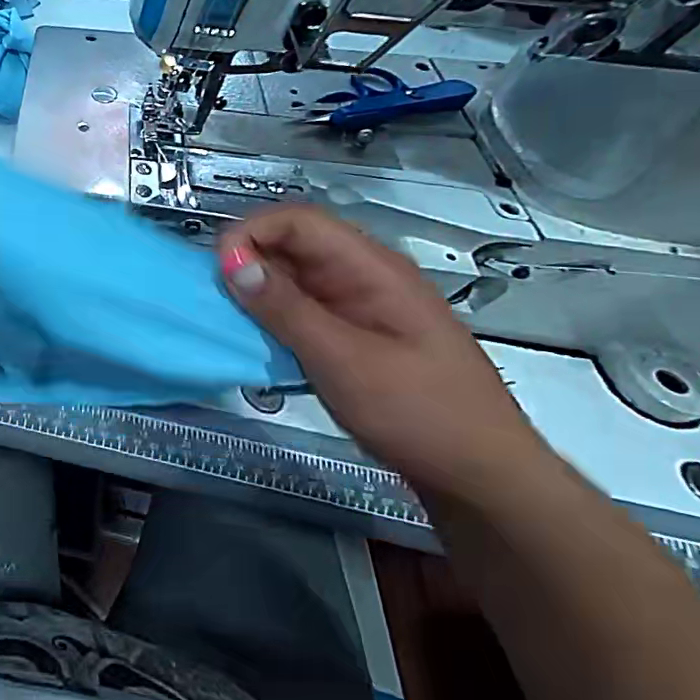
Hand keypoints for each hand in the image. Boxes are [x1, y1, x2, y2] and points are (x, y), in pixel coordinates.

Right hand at [217, 207, 552, 505]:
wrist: (483, 478)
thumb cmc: (420, 415)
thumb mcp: (344, 361)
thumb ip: (285, 309)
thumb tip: (232, 261)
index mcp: (371, 267)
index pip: (299, 221)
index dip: (252, 232)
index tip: (217, 269)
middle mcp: (364, 275)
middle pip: (295, 244)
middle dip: (249, 261)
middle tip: (216, 297)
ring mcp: (361, 305)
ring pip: (296, 276)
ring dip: (259, 291)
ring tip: (230, 319)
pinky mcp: (356, 333)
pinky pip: (305, 308)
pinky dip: (275, 316)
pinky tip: (260, 340)